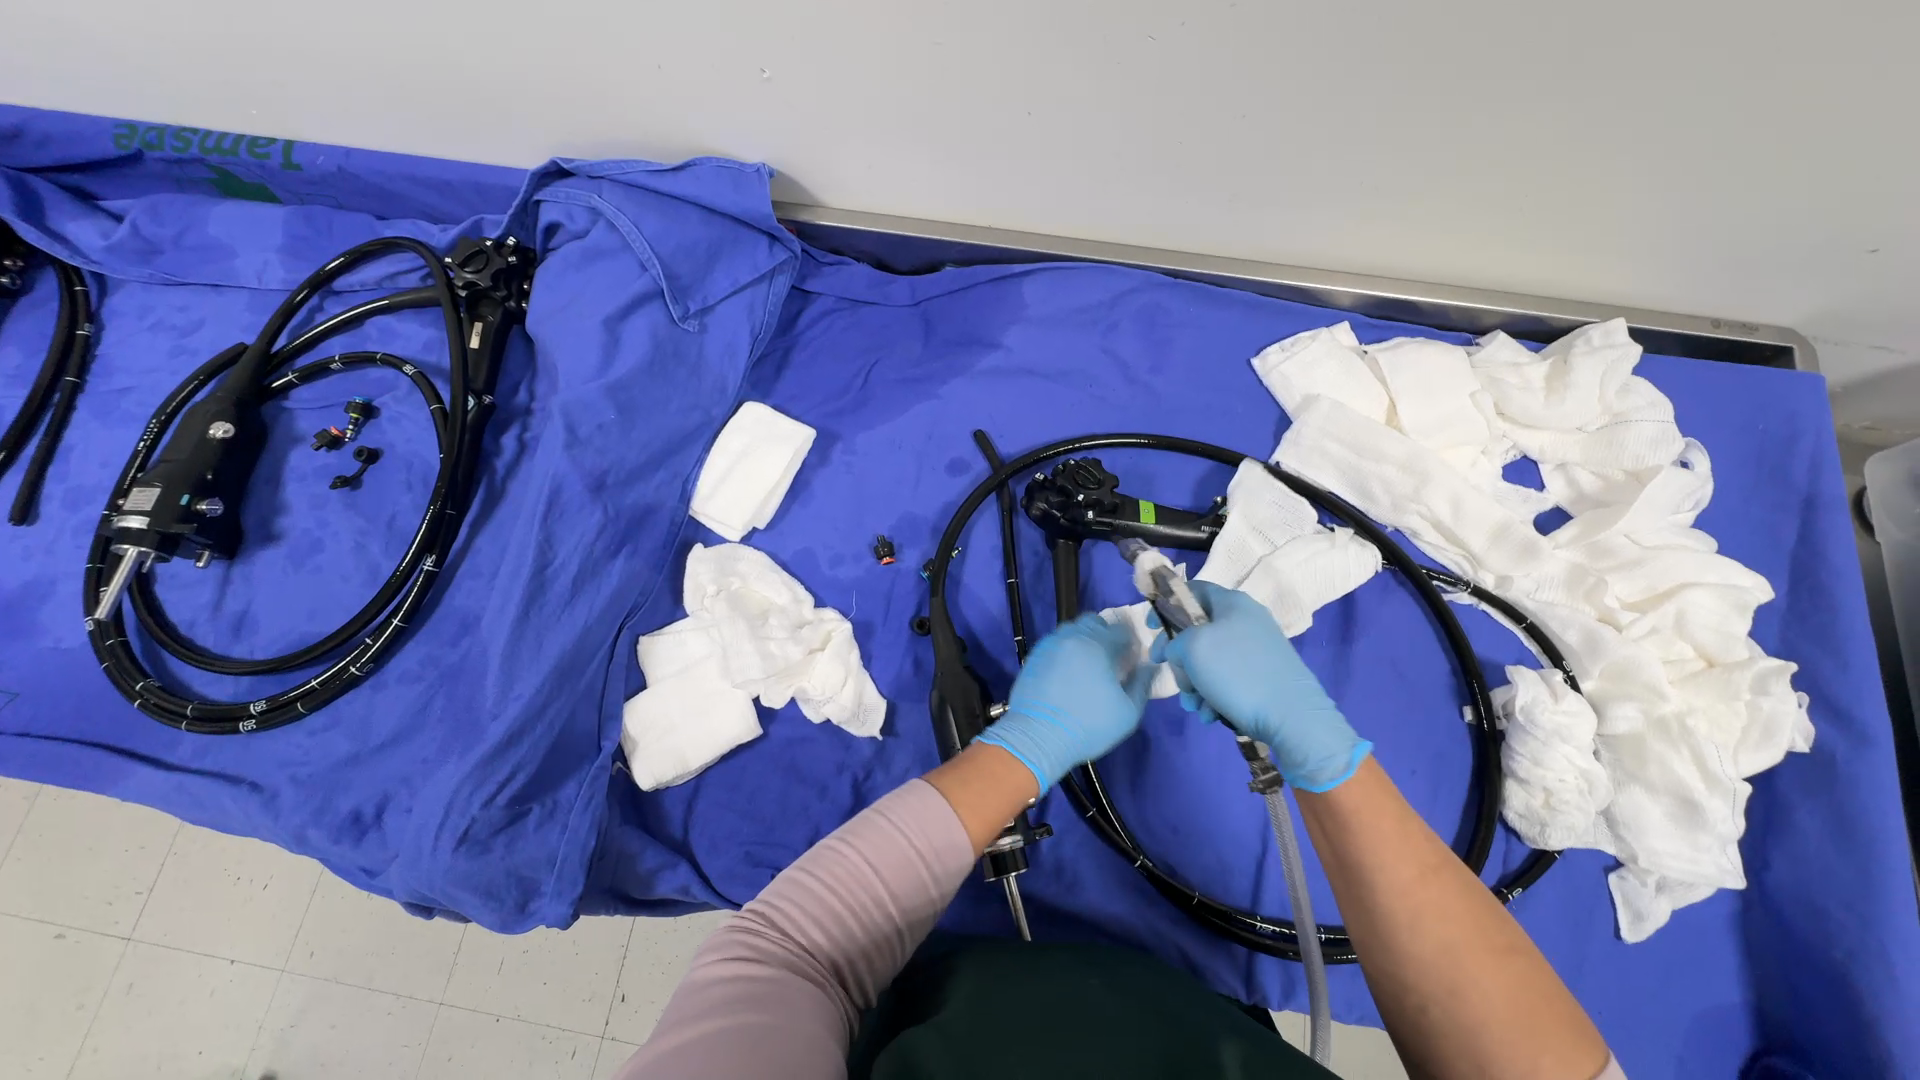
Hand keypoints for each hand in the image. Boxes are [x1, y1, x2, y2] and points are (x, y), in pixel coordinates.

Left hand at [975, 614, 1153, 792]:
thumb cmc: (1087, 726)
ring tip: (1088, 667)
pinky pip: (1055, 644)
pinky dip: (1065, 651)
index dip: (1130, 644)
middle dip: (1106, 635)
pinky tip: (1067, 673)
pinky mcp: (1034, 656)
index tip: (1131, 661)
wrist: (1037, 736)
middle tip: (1110, 660)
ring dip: (1084, 641)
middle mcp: (1072, 637)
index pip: (1121, 630)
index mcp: (1098, 645)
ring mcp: (1049, 645)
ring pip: (1071, 630)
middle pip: (1094, 622)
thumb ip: (1142, 685)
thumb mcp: (1128, 712)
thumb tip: (1147, 667)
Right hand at [1150, 580, 1370, 791]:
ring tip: (1195, 705)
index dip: (1167, 604)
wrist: (1291, 716)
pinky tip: (1211, 714)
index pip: (1192, 590)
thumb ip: (1174, 641)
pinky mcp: (1264, 676)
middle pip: (1197, 631)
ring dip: (1194, 684)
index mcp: (1232, 603)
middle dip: (1180, 658)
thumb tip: (1178, 652)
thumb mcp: (1192, 648)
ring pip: (1209, 661)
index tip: (1151, 628)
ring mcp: (1257, 650)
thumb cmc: (1237, 672)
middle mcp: (1246, 621)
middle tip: (1175, 677)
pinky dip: (1214, 696)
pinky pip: (1227, 680)